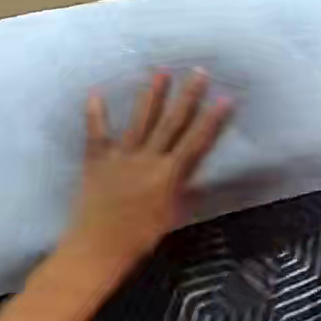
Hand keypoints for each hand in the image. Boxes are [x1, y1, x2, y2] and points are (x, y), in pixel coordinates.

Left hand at [61, 70, 232, 277]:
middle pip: (172, 123)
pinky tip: (95, 92)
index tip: (225, 98)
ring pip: (140, 121)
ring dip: (152, 95)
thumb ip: (187, 194)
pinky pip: (96, 134)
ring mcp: (121, 157)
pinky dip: (95, 114)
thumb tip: (201, 179)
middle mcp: (148, 159)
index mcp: (169, 174)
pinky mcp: (97, 160)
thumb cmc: (139, 238)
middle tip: (198, 72)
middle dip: (187, 96)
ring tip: (161, 71)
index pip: (196, 141)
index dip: (212, 119)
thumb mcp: (172, 218)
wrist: (97, 249)